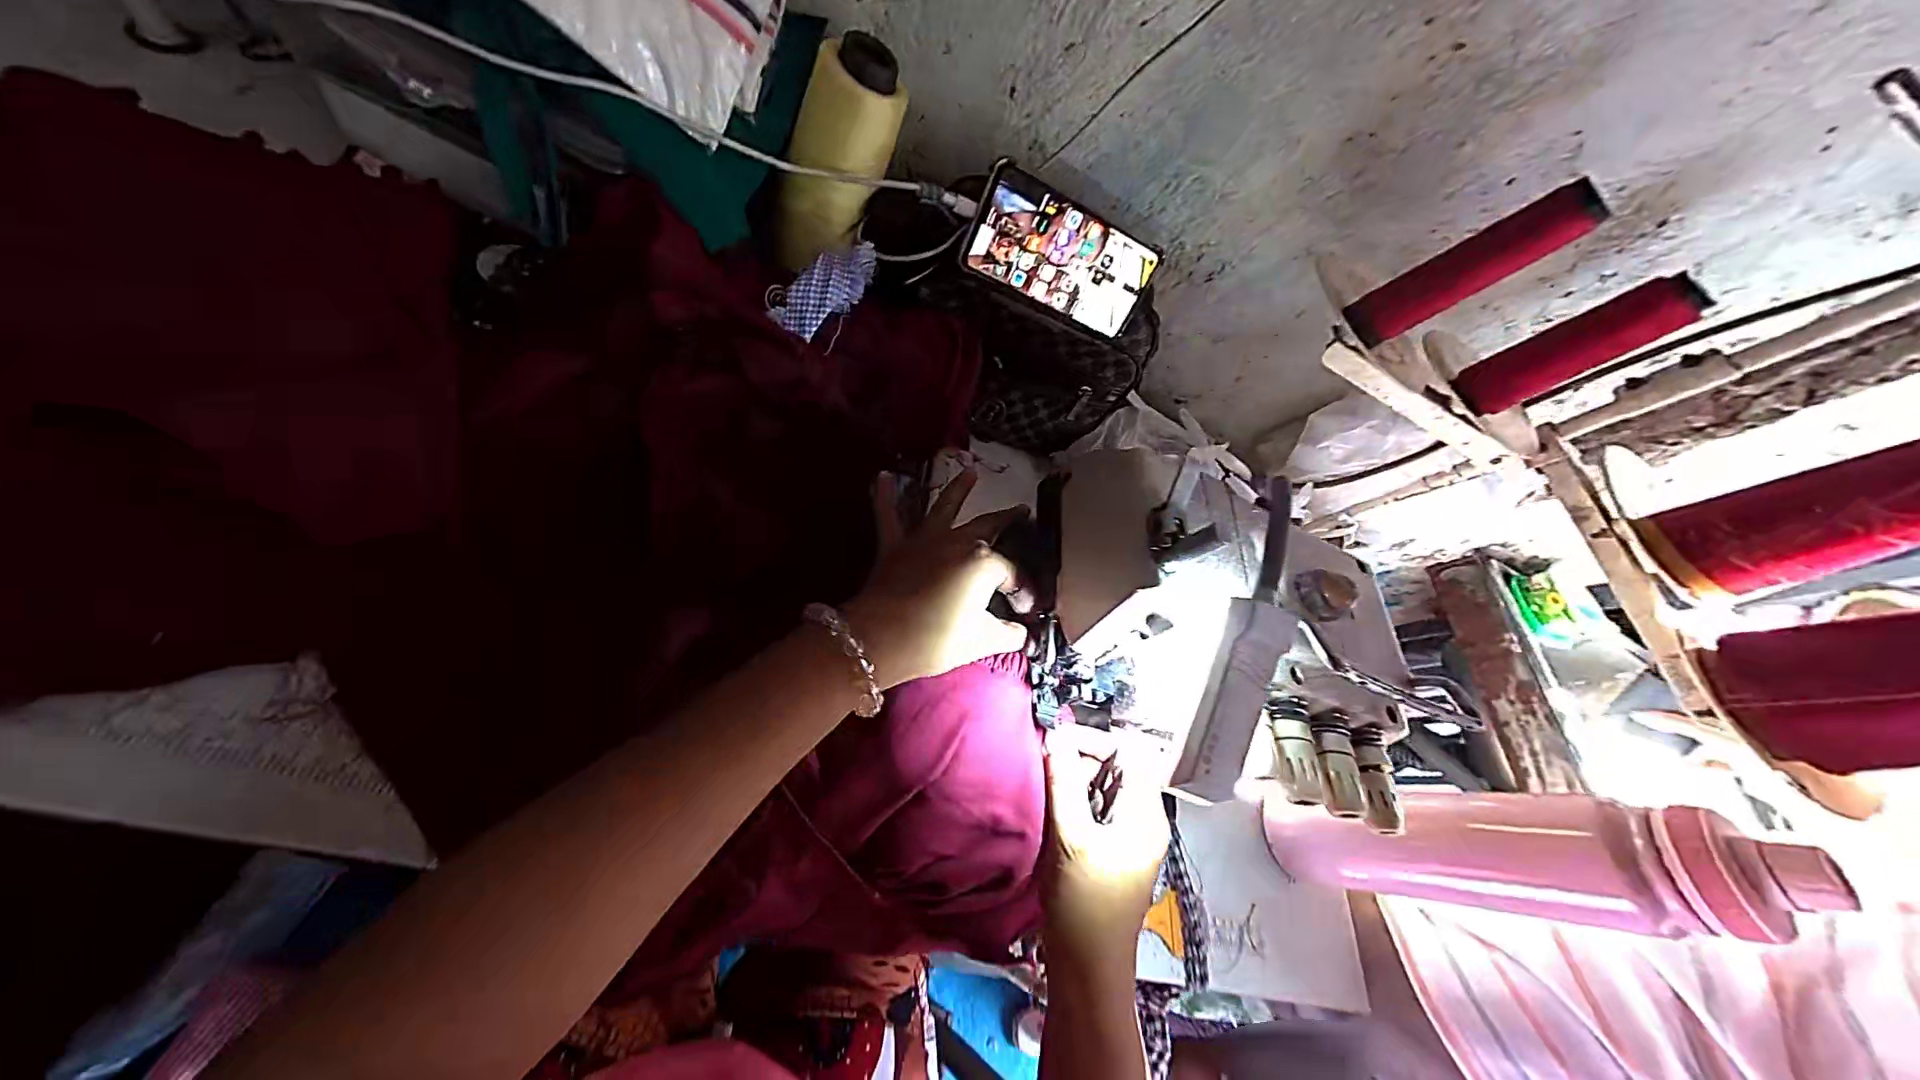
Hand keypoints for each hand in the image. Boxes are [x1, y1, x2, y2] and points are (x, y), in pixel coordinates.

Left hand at [844, 468, 1029, 688]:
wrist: (880, 640)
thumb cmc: (935, 640)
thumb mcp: (981, 642)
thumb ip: (1007, 634)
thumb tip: (1020, 633)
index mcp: (983, 563)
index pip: (1011, 574)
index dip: (1020, 591)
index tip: (1023, 611)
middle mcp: (957, 542)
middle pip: (987, 527)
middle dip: (1007, 519)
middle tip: (1020, 512)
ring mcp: (924, 541)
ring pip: (945, 507)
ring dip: (959, 489)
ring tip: (969, 471)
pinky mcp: (894, 547)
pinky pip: (889, 516)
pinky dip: (886, 496)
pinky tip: (884, 475)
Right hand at [1038, 725, 1170, 977]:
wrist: (1086, 967)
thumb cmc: (1083, 904)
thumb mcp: (1070, 838)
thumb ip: (1064, 782)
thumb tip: (1056, 735)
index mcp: (1145, 814)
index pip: (1129, 752)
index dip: (1094, 739)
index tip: (1056, 740)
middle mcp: (1142, 819)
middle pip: (1115, 767)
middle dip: (1080, 758)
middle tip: (1044, 765)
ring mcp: (1126, 835)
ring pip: (1101, 786)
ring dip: (1072, 778)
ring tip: (1043, 784)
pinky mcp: (1109, 847)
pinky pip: (1094, 807)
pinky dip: (1072, 799)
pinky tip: (1050, 806)